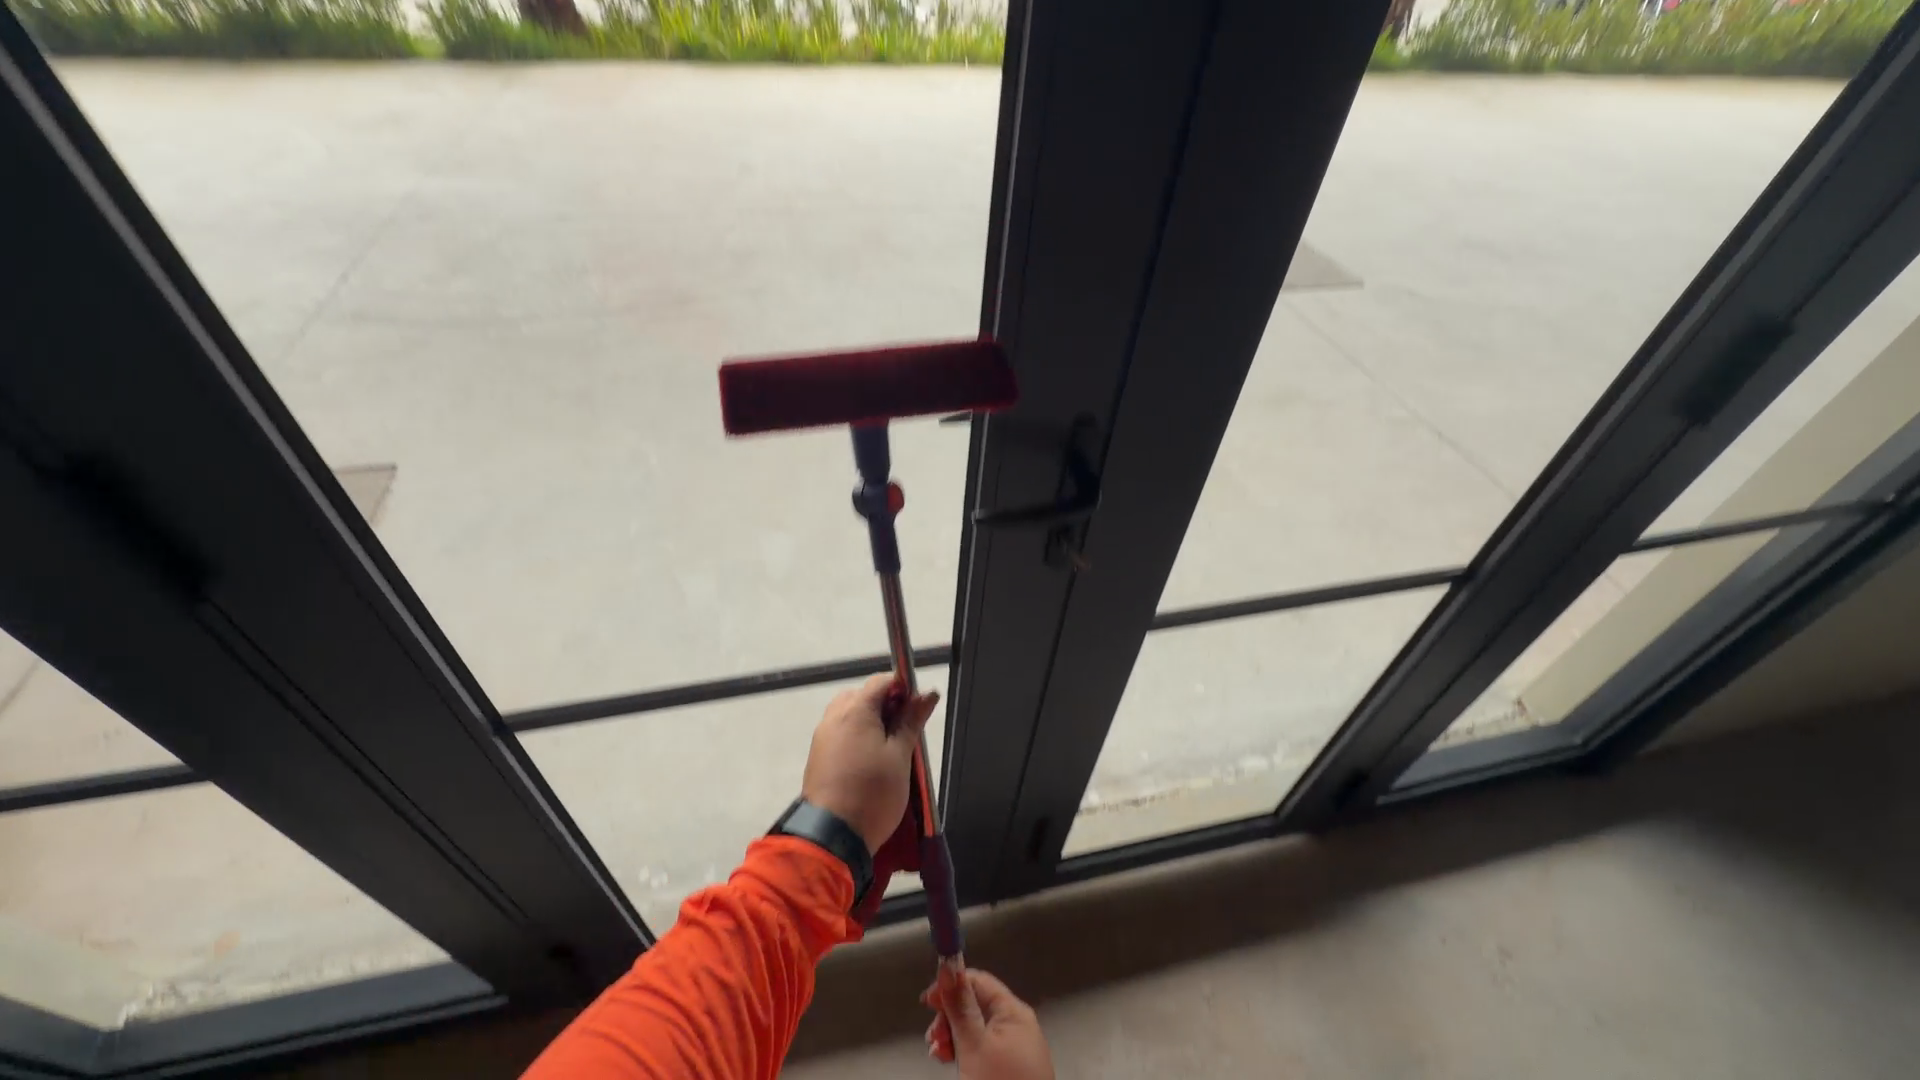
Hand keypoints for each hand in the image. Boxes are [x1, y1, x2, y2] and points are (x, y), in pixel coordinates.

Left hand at [801, 675, 938, 853]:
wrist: (832, 835)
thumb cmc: (873, 792)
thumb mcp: (900, 756)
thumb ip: (911, 720)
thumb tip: (928, 692)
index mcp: (855, 709)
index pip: (882, 681)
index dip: (903, 691)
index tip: (917, 713)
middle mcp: (834, 716)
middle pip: (863, 696)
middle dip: (886, 707)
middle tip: (905, 733)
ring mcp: (822, 736)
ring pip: (850, 715)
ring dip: (870, 723)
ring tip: (889, 750)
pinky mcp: (818, 756)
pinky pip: (840, 733)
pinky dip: (856, 738)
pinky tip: (870, 762)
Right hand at [923, 967, 1054, 1078]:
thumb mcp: (975, 1046)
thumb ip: (960, 1007)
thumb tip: (948, 967)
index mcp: (1013, 1012)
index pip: (979, 981)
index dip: (952, 985)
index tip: (928, 1001)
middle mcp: (1015, 1026)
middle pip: (975, 1006)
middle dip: (948, 1018)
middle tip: (932, 1038)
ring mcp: (1012, 1050)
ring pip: (974, 1031)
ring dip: (951, 1037)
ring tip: (937, 1054)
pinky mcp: (1007, 1071)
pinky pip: (980, 1051)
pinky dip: (962, 1054)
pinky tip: (949, 1063)